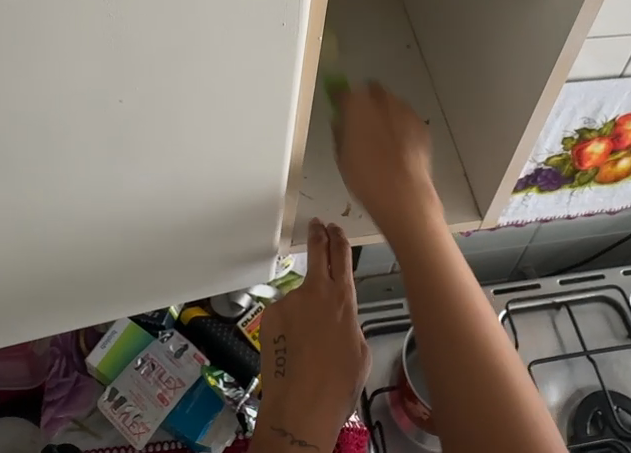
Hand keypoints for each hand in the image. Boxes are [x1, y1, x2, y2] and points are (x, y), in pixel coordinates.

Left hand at [256, 219, 368, 451]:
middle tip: (316, 224)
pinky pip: (282, 316)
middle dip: (317, 234)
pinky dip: (287, 329)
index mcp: (343, 299)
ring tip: (306, 345)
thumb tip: (341, 319)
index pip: (341, 256)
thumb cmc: (338, 385)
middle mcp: (316, 292)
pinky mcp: (270, 315)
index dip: (338, 238)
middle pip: (317, 251)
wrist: (301, 407)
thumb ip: (349, 323)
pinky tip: (291, 351)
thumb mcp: (359, 352)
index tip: (334, 228)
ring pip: (298, 298)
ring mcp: (290, 301)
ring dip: (302, 312)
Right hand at [332, 81, 439, 237]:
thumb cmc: (366, 177)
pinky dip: (401, 124)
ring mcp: (405, 110)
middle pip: (371, 90)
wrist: (403, 193)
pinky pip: (406, 117)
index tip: (336, 102)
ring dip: (385, 111)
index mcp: (357, 105)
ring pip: (391, 101)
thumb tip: (341, 122)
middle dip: (365, 99)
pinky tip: (399, 144)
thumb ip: (340, 132)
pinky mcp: (421, 124)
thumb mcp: (342, 156)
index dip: (338, 96)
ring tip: (382, 134)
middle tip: (361, 118)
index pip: (343, 92)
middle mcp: (382, 101)